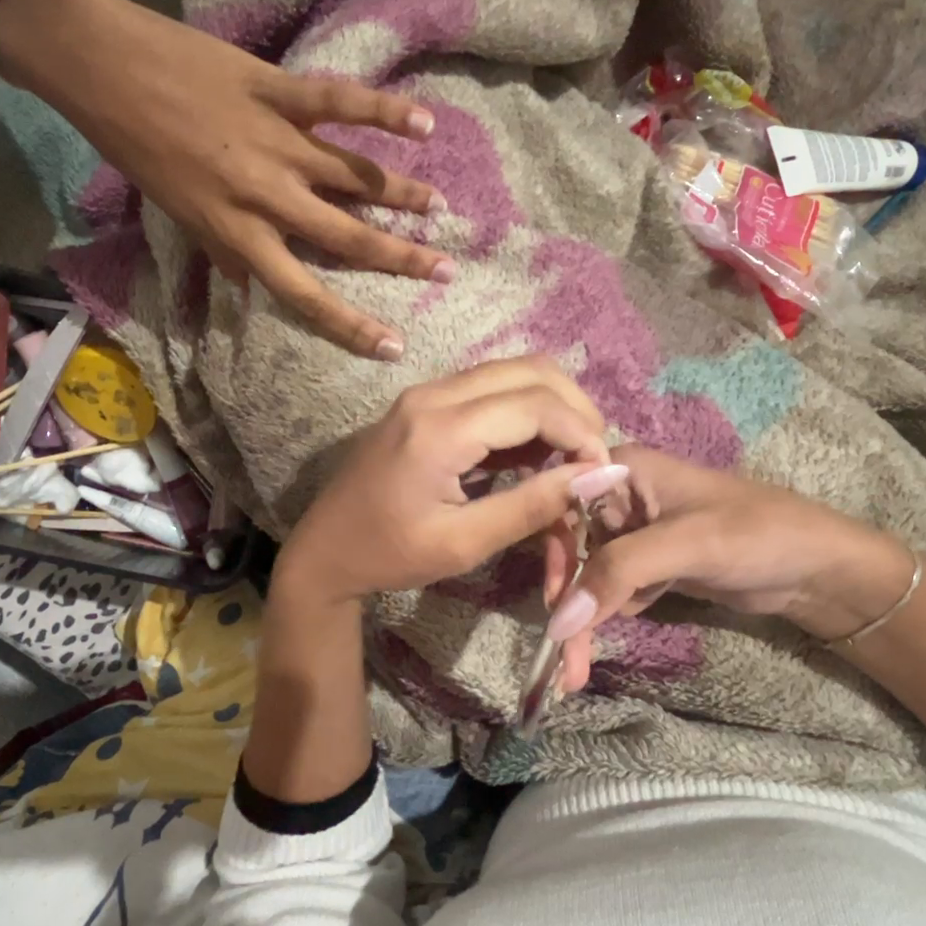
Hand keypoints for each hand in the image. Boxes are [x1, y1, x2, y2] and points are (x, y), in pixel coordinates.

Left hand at [0, 0, 450, 361]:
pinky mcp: (279, 93)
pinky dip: (384, 111)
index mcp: (240, 236)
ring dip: (401, 193)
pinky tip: (425, 125)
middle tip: (446, 270)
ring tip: (439, 208)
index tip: (394, 345)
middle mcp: (268, 198)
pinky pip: (340, 104)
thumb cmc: (142, 153)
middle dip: (402, 257)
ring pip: (353, 176)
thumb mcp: (180, 220)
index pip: (306, 295)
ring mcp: (277, 144)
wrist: (106, 72)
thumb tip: (253, 288)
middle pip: (347, 237)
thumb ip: (225, 254)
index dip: (352, 325)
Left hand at [272, 357, 625, 607]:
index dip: (583, 432)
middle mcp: (433, 394)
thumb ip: (531, 505)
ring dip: (552, 405)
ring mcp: (426, 393)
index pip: (536, 403)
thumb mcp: (463, 543)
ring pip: (513, 371)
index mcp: (439, 429)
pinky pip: (490, 387)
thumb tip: (599, 475)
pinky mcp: (424, 402)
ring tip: (569, 457)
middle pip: (531, 370)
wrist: (323, 551)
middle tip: (592, 460)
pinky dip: (524, 410)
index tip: (602, 475)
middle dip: (576, 409)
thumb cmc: (389, 555)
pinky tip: (534, 453)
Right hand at [544, 445, 915, 688]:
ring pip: (589, 574)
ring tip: (575, 668)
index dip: (553, 554)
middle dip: (566, 600)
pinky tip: (598, 645)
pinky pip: (612, 589)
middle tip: (563, 654)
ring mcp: (635, 530)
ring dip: (581, 618)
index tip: (552, 604)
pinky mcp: (650, 562)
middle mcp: (620, 494)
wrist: (819, 568)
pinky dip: (604, 618)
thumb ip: (619, 574)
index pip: (562, 506)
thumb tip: (558, 621)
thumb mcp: (685, 545)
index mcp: (622, 469)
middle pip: (571, 546)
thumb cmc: (758, 534)